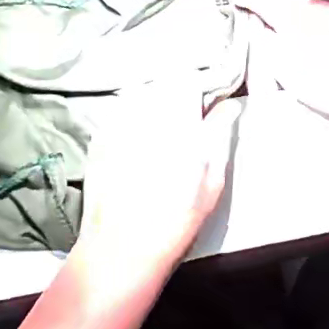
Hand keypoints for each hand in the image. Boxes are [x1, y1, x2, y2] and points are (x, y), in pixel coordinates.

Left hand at [74, 78, 239, 287]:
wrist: (121, 250)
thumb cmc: (175, 219)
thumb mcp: (211, 180)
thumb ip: (220, 134)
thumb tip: (230, 105)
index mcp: (177, 122)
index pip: (189, 79)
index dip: (200, 87)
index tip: (207, 102)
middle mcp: (144, 116)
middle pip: (162, 82)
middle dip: (176, 92)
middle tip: (186, 116)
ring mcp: (116, 125)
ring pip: (137, 92)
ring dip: (151, 100)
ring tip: (160, 125)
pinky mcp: (98, 138)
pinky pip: (117, 111)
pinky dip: (129, 116)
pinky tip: (137, 139)